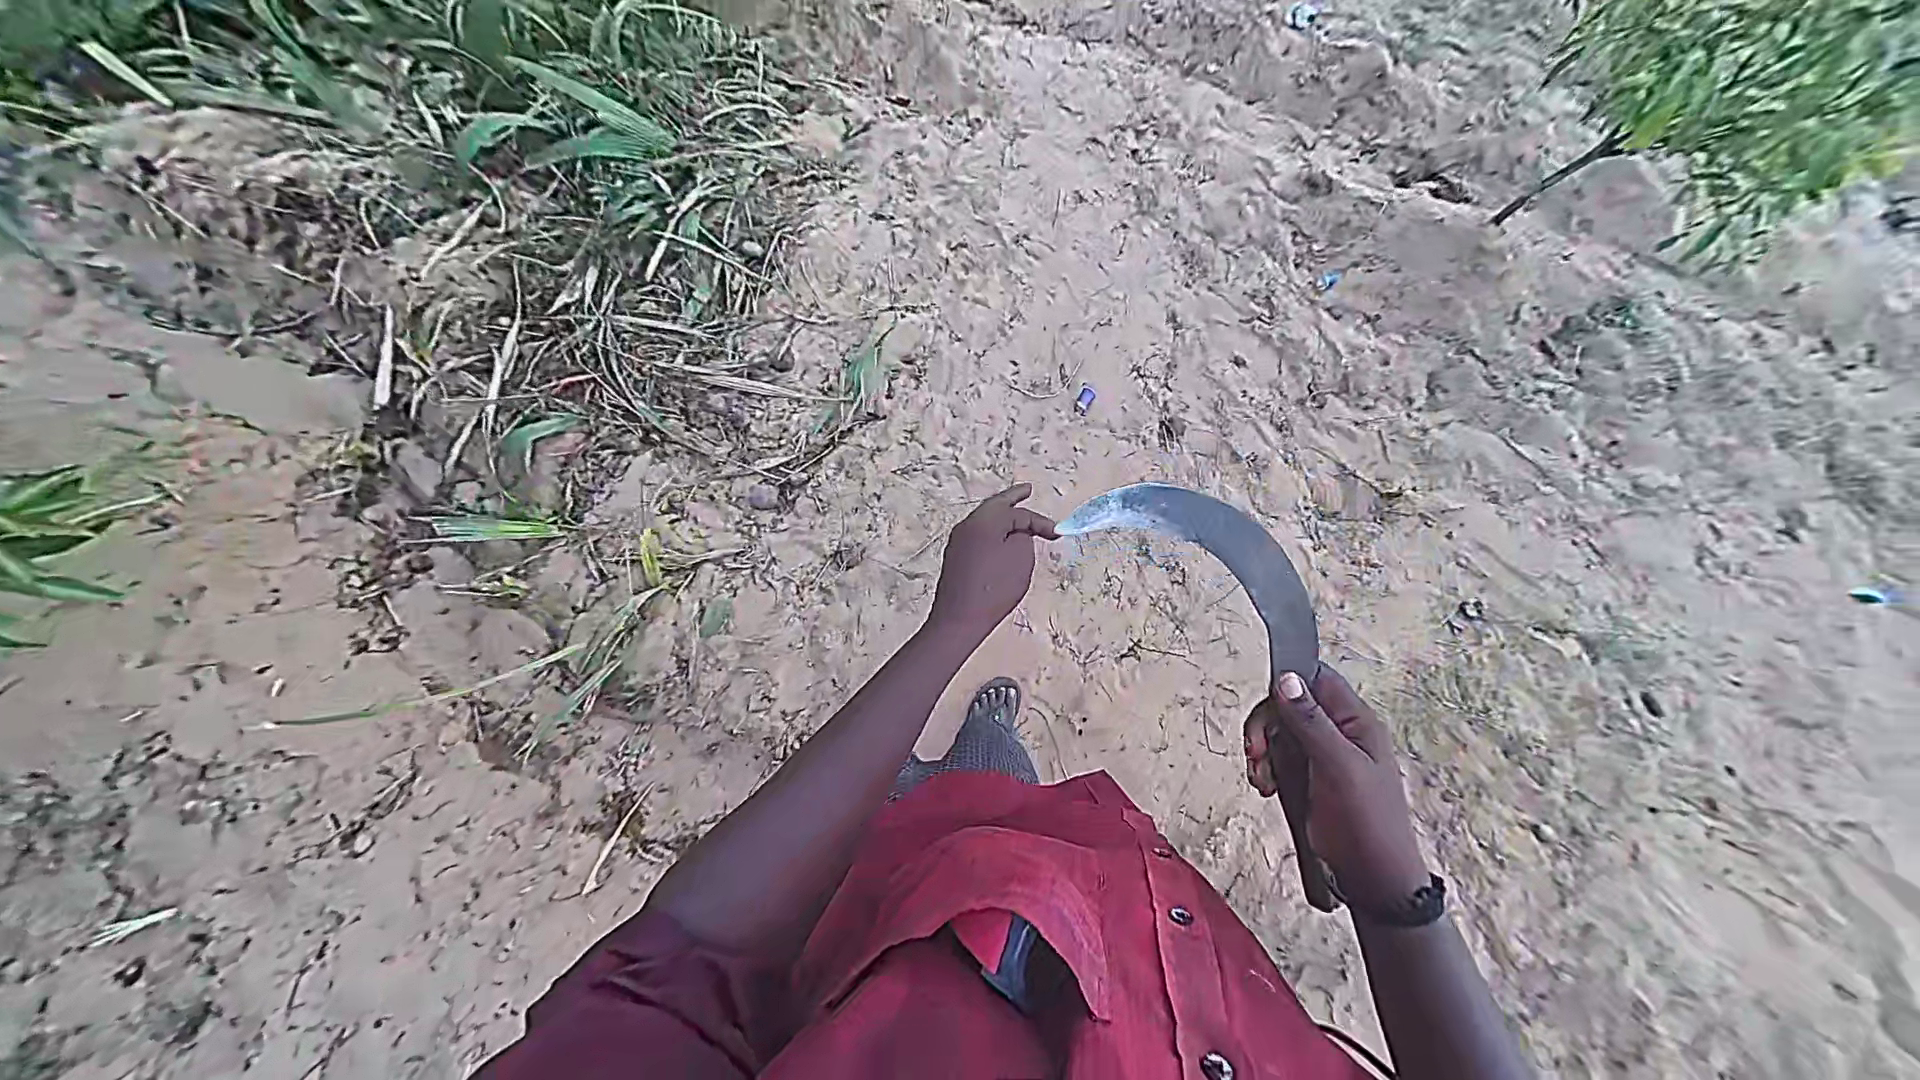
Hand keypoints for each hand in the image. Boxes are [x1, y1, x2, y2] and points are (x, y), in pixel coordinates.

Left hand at [928, 483, 1056, 643]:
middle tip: (1027, 490)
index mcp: (984, 520)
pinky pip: (979, 536)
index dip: (1040, 521)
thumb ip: (1023, 538)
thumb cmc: (994, 587)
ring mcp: (958, 542)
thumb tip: (1016, 534)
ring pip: (984, 521)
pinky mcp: (956, 558)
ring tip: (1017, 516)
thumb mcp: (1021, 559)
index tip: (1057, 533)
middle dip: (1013, 499)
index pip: (1017, 513)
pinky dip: (994, 533)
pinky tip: (1001, 539)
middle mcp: (967, 525)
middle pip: (994, 507)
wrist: (959, 618)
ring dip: (1003, 518)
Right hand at [1243, 665, 1429, 910]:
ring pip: (1276, 730)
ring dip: (1261, 750)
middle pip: (1287, 704)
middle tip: (1256, 751)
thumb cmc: (1368, 823)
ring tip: (1262, 777)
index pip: (1317, 678)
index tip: (1269, 706)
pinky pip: (1275, 756)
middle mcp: (1337, 732)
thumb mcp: (1339, 767)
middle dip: (1265, 725)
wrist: (1371, 879)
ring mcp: (1321, 753)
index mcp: (1355, 722)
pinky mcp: (1306, 774)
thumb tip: (1287, 679)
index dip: (1288, 683)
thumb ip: (1311, 722)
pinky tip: (1266, 786)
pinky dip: (1264, 768)